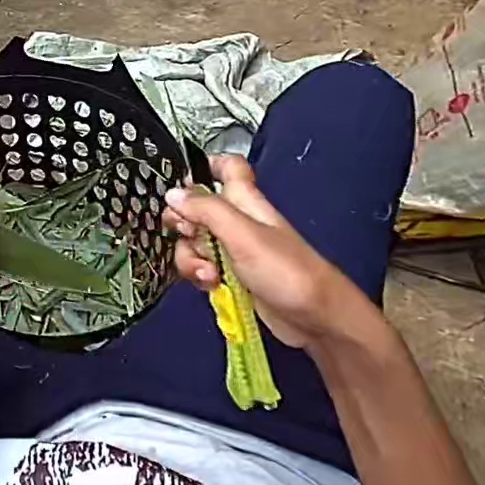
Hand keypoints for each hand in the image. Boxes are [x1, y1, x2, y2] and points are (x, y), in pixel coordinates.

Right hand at [162, 155, 379, 349]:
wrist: (312, 317)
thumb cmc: (285, 270)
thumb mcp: (242, 234)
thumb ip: (207, 210)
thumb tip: (173, 194)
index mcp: (245, 201)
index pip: (226, 167)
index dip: (204, 167)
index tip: (181, 184)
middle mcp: (237, 221)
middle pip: (196, 209)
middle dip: (182, 223)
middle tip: (190, 234)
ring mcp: (232, 249)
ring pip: (194, 241)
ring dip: (190, 256)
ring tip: (208, 273)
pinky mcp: (229, 274)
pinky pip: (201, 266)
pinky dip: (198, 275)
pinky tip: (210, 284)